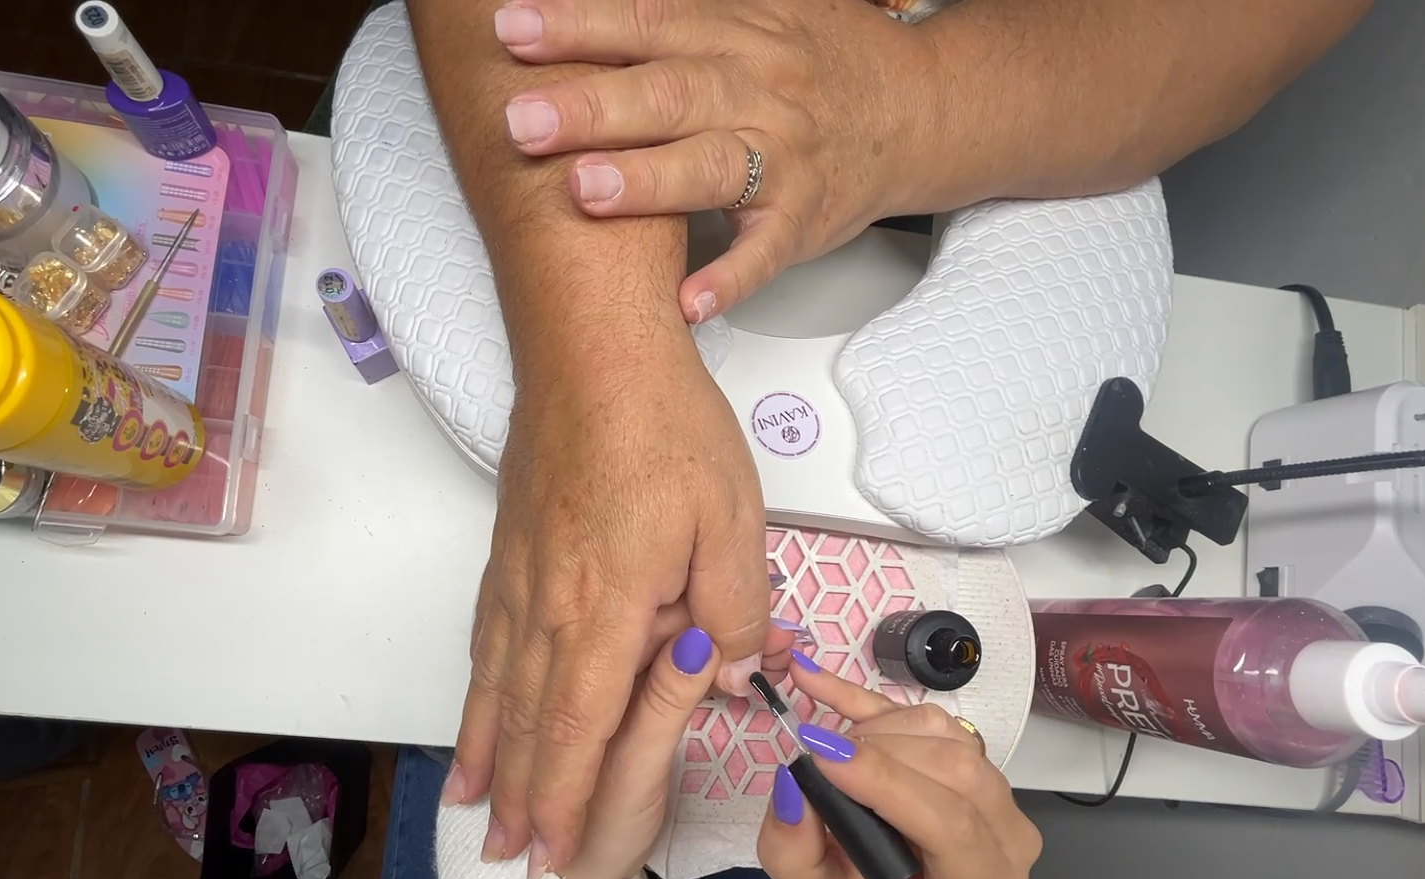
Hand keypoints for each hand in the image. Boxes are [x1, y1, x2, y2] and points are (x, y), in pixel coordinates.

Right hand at [448, 334, 778, 876]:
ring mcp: (517, 580)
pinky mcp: (507, 554)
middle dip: (523, 797)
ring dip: (488, 755)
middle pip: (529, 721)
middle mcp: (545, 607)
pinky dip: (476, 692)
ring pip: (497, 687)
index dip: (567, 797)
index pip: (581, 727)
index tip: (555, 853)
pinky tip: (475, 709)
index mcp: (605, 608)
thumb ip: (734, 609)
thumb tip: (732, 673)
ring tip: (474, 807)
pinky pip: (485, 640)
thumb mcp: (731, 519)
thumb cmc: (665, 430)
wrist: (592, 355)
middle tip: (507, 857)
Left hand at [491, 0, 936, 322]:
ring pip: (712, 166)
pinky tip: (688, 302)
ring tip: (586, 192)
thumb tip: (610, 0)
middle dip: (593, 107)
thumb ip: (691, 8)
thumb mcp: (762, 11)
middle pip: (668, 94)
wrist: (913, 110)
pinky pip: (764, 254)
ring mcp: (782, 161)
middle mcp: (756, 92)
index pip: (647, 24)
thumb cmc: (822, 67)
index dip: (579, 26)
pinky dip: (729, 279)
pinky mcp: (801, 222)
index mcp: (736, 36)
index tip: (511, 31)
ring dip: (649, 181)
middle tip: (524, 123)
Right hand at [759, 660, 1041, 878]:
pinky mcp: (972, 751)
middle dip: (875, 750)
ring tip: (824, 744)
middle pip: (954, 770)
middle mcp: (1012, 841)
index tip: (819, 756)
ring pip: (942, 734)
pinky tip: (813, 678)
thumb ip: (793, 851)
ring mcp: (999, 792)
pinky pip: (926, 713)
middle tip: (813, 748)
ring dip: (874, 728)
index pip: (952, 827)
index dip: (885, 782)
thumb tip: (792, 784)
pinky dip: (865, 697)